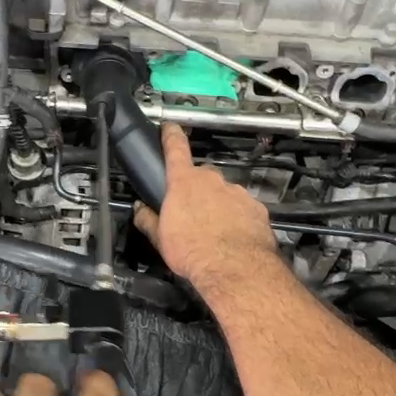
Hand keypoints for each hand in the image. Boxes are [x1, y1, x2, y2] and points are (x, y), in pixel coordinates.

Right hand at [134, 124, 277, 291]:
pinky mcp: (254, 207)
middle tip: (188, 212)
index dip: (171, 135)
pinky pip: (241, 208)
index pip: (175, 149)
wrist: (234, 267)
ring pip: (223, 193)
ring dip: (216, 206)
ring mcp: (235, 192)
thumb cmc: (195, 251)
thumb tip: (140, 211)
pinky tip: (230, 236)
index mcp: (184, 183)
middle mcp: (211, 181)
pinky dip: (235, 218)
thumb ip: (148, 219)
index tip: (171, 128)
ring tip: (210, 231)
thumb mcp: (160, 238)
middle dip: (195, 190)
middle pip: (200, 176)